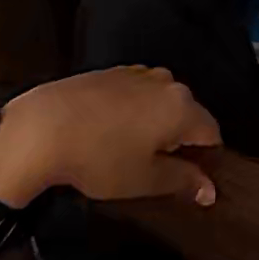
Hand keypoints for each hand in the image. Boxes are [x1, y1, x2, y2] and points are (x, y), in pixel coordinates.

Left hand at [0, 66, 221, 208]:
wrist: (46, 125)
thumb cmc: (101, 157)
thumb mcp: (145, 179)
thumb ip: (183, 180)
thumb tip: (210, 189)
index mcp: (181, 105)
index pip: (211, 132)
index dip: (205, 160)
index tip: (189, 180)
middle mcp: (166, 81)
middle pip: (188, 112)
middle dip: (180, 140)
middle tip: (157, 170)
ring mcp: (139, 71)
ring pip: (162, 100)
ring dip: (156, 124)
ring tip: (130, 152)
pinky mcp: (114, 70)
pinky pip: (139, 92)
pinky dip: (135, 110)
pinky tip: (111, 132)